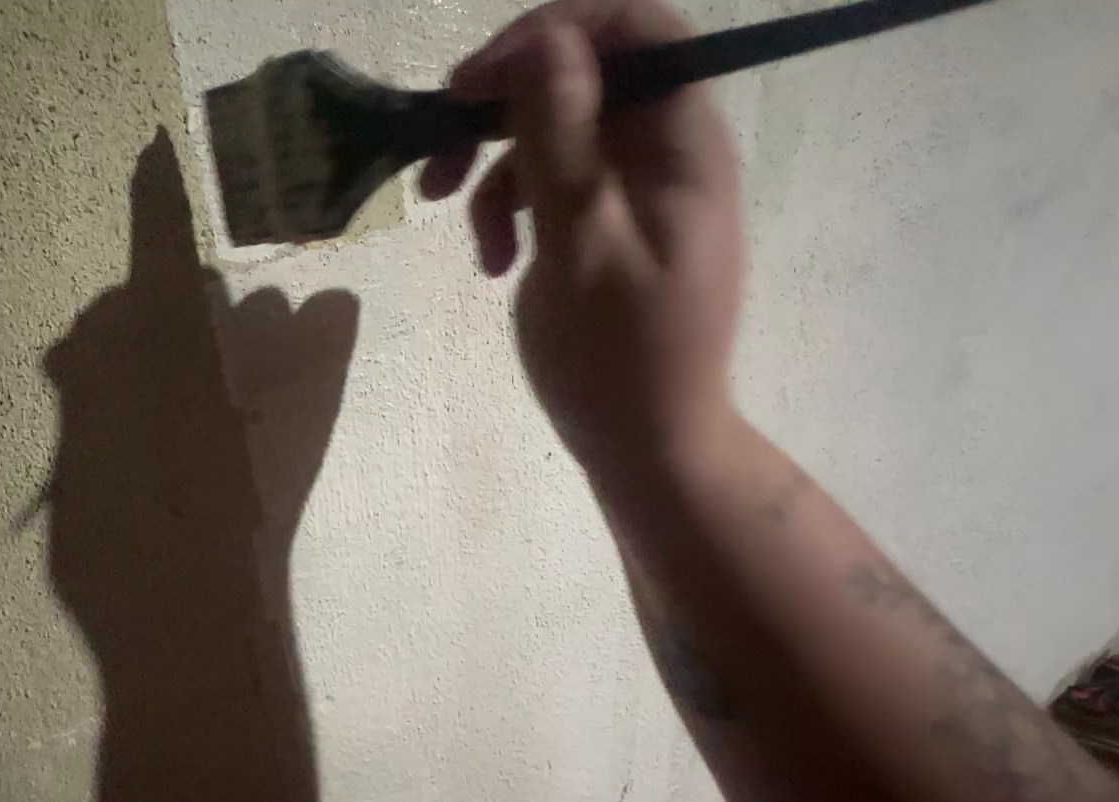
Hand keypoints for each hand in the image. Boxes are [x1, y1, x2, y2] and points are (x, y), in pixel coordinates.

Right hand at [421, 0, 746, 471]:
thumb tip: (541, 45)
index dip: (546, 39)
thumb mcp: (581, 249)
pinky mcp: (607, 230)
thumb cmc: (618, 360)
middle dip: (501, 115)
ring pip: (555, 140)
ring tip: (471, 244)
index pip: (630, 32)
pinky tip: (495, 265)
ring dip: (497, 178)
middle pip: (581, 83)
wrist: (647, 443)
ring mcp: (636, 194)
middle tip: (436, 165)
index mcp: (682, 143)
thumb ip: (564, 144)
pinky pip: (553, 191)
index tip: (469, 90)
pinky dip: (512, 216)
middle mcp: (666, 152)